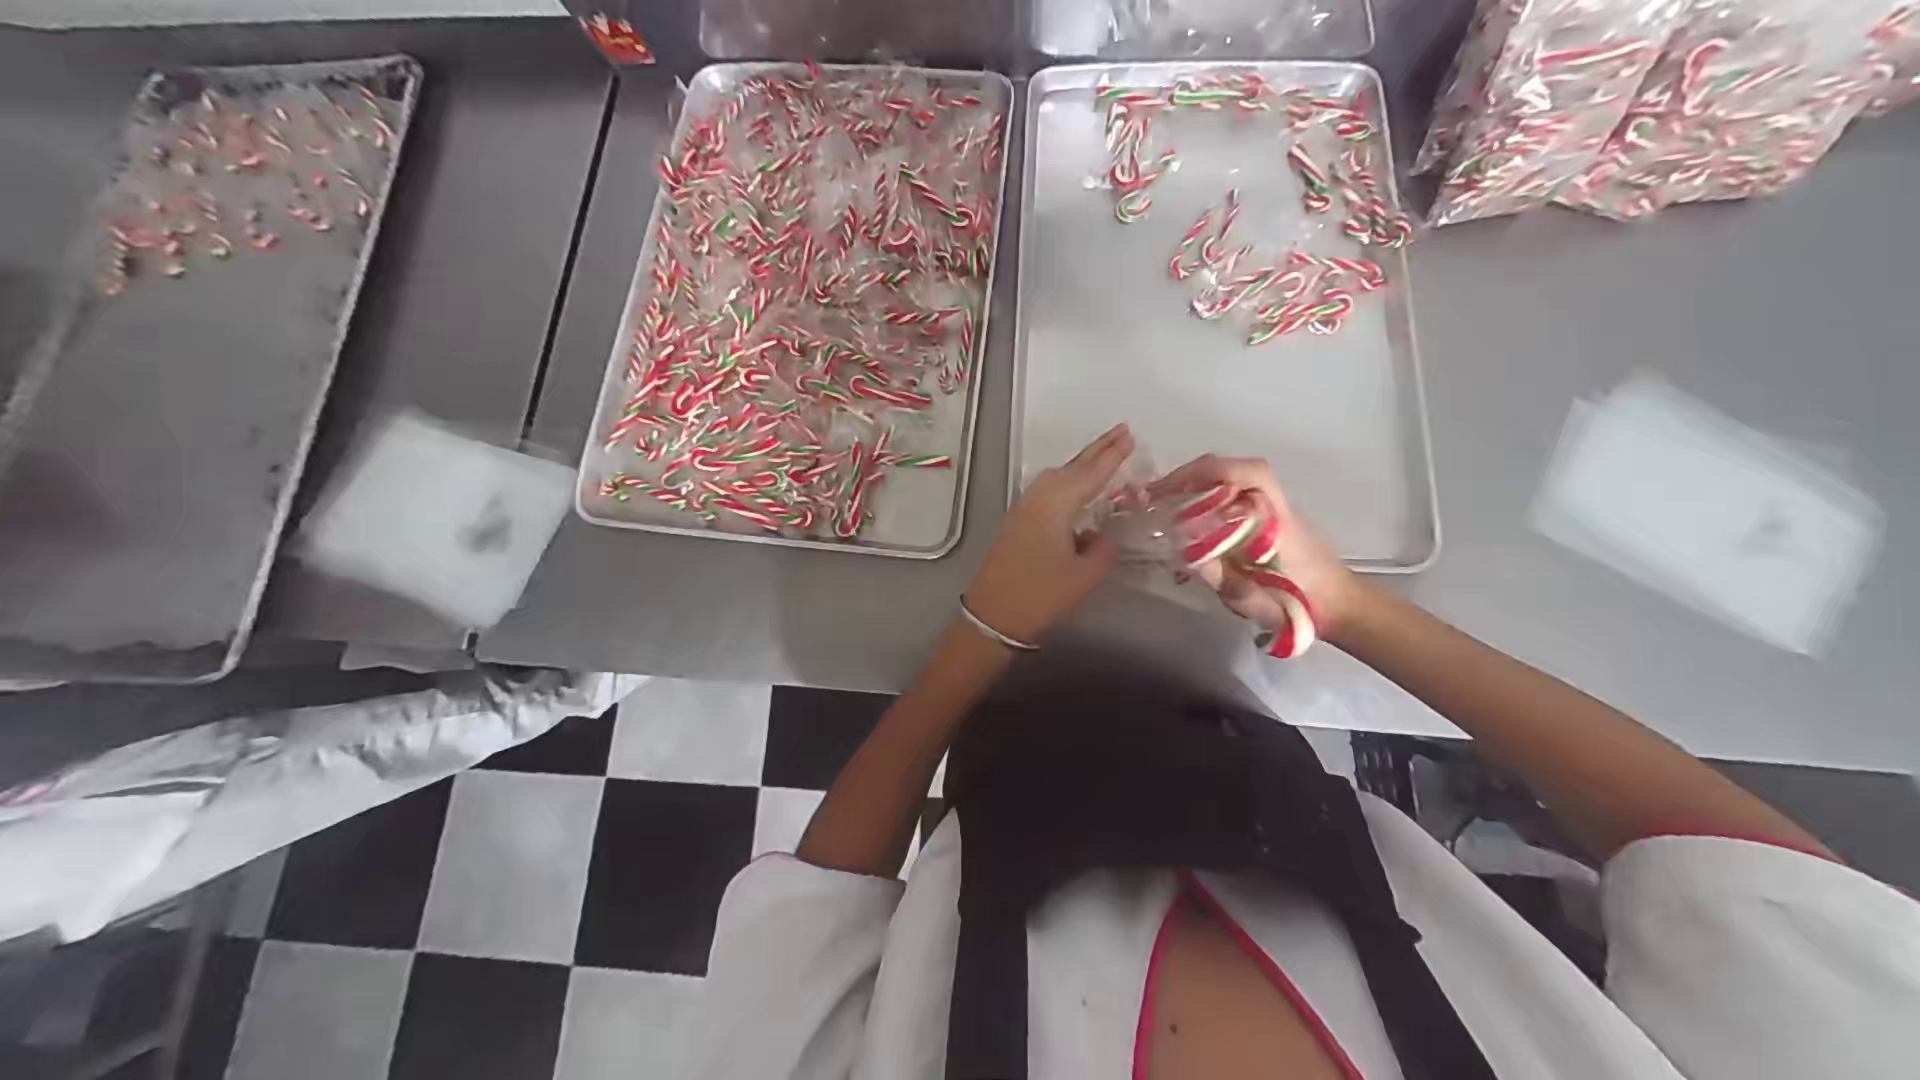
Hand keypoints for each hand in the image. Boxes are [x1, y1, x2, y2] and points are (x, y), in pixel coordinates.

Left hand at [963, 424, 1134, 643]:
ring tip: (1104, 455)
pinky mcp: (1016, 521)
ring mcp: (1022, 508)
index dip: (1111, 456)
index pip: (1090, 474)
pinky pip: (1046, 491)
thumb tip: (1107, 535)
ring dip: (1080, 465)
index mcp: (1055, 505)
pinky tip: (1075, 489)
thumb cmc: (1041, 595)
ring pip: (1055, 478)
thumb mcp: (1084, 576)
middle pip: (1070, 468)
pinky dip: (1065, 482)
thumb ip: (1104, 549)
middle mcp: (1037, 498)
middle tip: (1121, 431)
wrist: (992, 615)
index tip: (1129, 436)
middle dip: (1096, 451)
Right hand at [1150, 455, 1373, 642]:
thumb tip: (1185, 553)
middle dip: (1191, 476)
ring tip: (1164, 501)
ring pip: (1233, 480)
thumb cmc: (1302, 607)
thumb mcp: (1257, 602)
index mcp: (1277, 521)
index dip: (1210, 471)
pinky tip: (1187, 515)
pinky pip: (1235, 496)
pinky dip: (1206, 496)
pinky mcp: (1269, 518)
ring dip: (1196, 484)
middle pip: (1234, 470)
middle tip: (1155, 494)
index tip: (1173, 486)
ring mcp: (1274, 509)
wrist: (1341, 607)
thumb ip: (1222, 578)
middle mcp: (1276, 506)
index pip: (1251, 474)